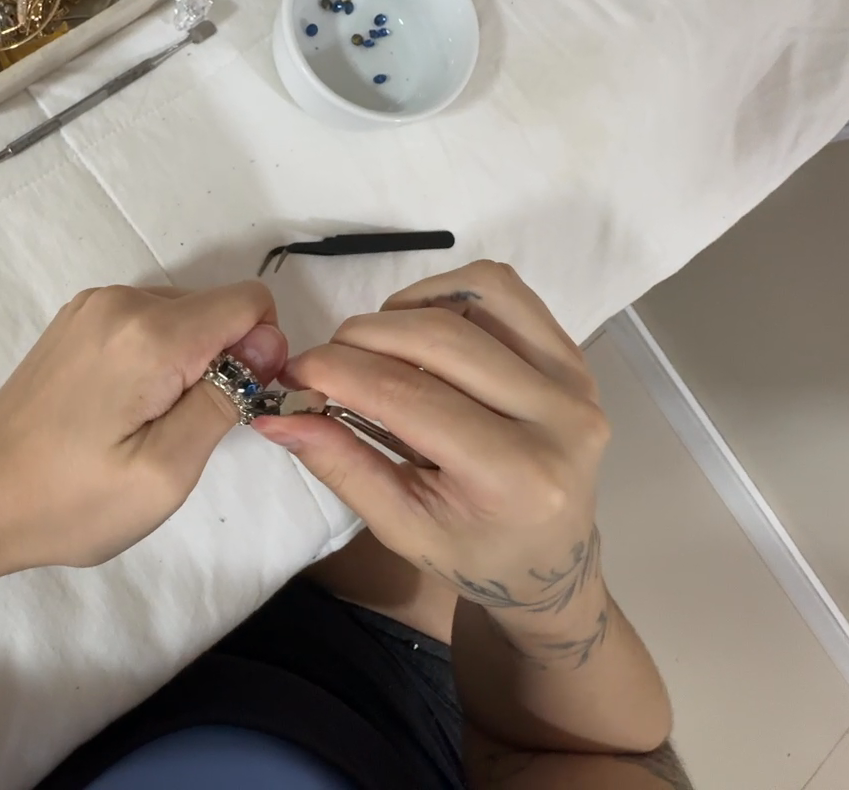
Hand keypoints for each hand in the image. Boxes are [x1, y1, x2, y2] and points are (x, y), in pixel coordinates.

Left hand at [0, 282, 285, 571]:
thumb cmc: (72, 500)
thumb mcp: (166, 471)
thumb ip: (225, 398)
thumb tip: (269, 341)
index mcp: (149, 333)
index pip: (249, 303)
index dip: (259, 354)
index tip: (228, 407)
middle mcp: (122, 300)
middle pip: (216, 308)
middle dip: (222, 361)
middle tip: (180, 428)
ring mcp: (95, 303)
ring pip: (185, 314)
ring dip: (187, 361)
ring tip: (146, 420)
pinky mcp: (79, 317)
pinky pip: (149, 320)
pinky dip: (157, 355)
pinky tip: (123, 403)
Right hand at [257, 262, 611, 651]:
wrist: (552, 559)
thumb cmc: (473, 553)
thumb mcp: (398, 525)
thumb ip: (338, 463)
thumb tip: (274, 416)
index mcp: (515, 475)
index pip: (406, 395)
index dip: (335, 371)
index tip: (291, 372)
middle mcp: (558, 417)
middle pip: (436, 337)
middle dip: (358, 338)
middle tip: (322, 362)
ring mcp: (575, 378)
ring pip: (470, 298)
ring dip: (401, 311)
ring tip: (374, 348)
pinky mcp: (575, 354)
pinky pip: (500, 290)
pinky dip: (444, 293)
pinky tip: (418, 328)